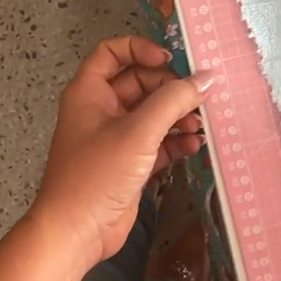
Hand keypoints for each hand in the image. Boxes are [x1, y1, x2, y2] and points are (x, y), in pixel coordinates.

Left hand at [28, 36, 211, 267]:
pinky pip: (156, 143)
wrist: (76, 231)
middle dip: (170, 89)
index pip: (112, 52)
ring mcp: (115, 139)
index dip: (140, 49)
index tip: (169, 60)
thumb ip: (173, 101)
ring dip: (177, 117)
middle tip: (198, 98)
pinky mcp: (128, 164)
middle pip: (140, 83)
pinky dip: (175, 142)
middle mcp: (100, 110)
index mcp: (89, 92)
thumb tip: (205, 78)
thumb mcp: (138, 132)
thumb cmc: (96, 175)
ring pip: (151, 115)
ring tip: (201, 125)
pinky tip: (195, 146)